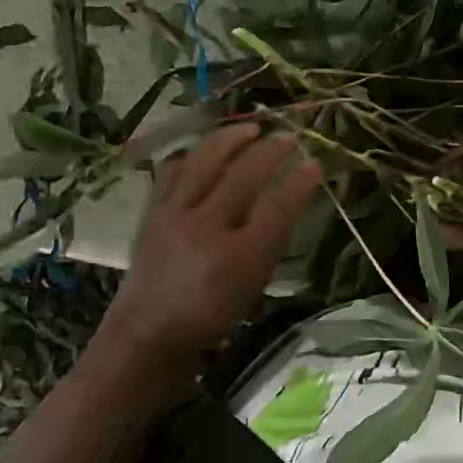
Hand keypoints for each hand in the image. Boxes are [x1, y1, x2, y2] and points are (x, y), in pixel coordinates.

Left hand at [95, 123, 320, 377]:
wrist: (147, 334)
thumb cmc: (207, 319)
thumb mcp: (251, 289)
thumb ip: (269, 245)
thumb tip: (283, 203)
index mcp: (238, 257)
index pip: (276, 207)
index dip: (299, 181)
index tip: (315, 162)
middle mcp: (205, 228)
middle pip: (243, 175)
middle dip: (271, 150)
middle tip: (289, 137)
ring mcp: (174, 215)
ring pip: (205, 161)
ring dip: (231, 139)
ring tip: (251, 128)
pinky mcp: (152, 212)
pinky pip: (174, 170)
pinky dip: (194, 156)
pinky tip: (206, 151)